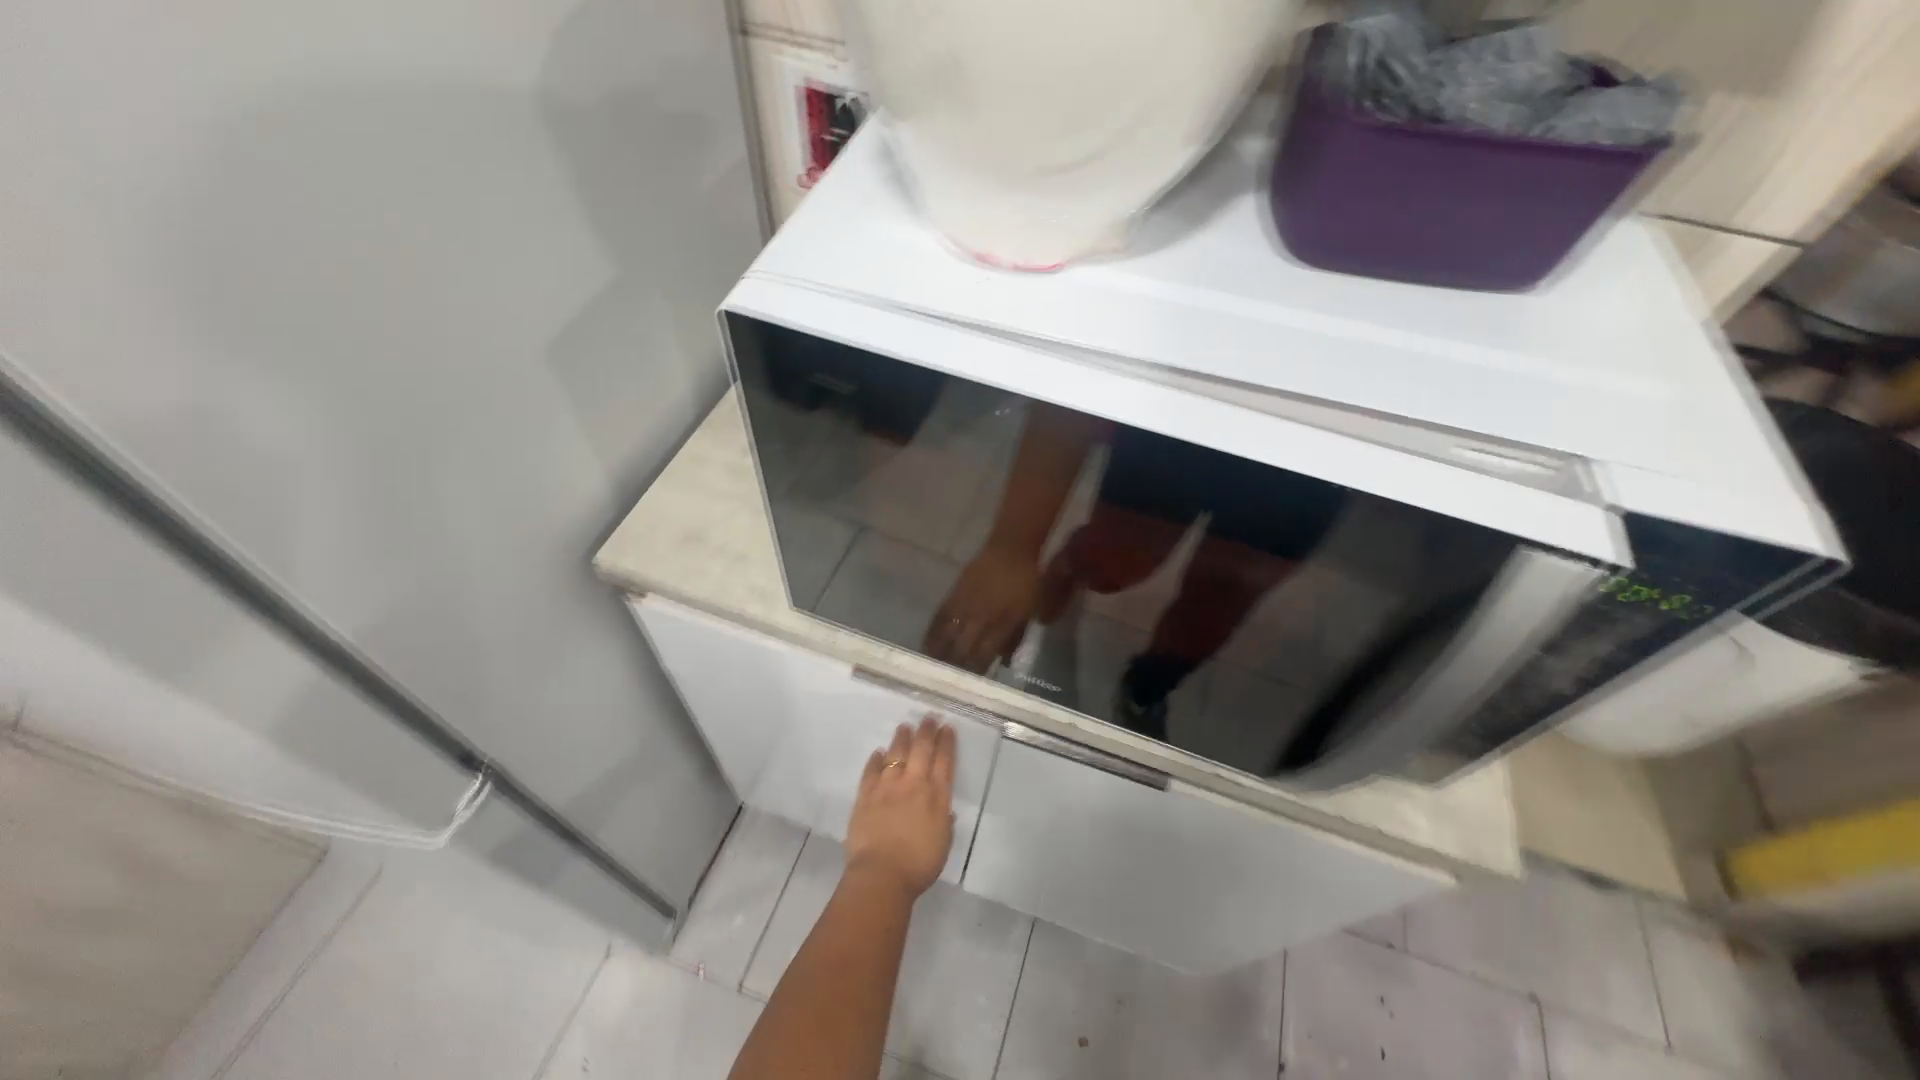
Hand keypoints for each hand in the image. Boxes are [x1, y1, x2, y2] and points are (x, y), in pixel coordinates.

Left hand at [844, 715, 955, 899]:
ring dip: (901, 739)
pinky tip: (878, 753)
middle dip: (927, 732)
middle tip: (929, 718)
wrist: (882, 873)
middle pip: (921, 751)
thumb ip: (945, 822)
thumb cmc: (919, 864)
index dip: (947, 743)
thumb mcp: (943, 843)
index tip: (947, 728)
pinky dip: (875, 760)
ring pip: (895, 755)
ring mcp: (887, 787)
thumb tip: (945, 810)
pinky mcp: (865, 795)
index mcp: (936, 797)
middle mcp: (913, 785)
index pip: (944, 762)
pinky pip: (871, 771)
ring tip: (905, 727)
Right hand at [925, 544, 1042, 673]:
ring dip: (939, 653)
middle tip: (945, 683)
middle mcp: (981, 618)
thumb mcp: (1028, 612)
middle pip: (963, 648)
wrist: (1011, 549)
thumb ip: (1016, 639)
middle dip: (954, 667)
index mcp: (1002, 624)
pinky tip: (926, 644)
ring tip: (930, 669)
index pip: (984, 655)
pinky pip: (940, 617)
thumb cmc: (1026, 582)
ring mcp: (966, 605)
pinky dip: (932, 632)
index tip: (968, 686)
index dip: (975, 671)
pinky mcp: (954, 593)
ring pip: (948, 635)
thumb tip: (1006, 663)